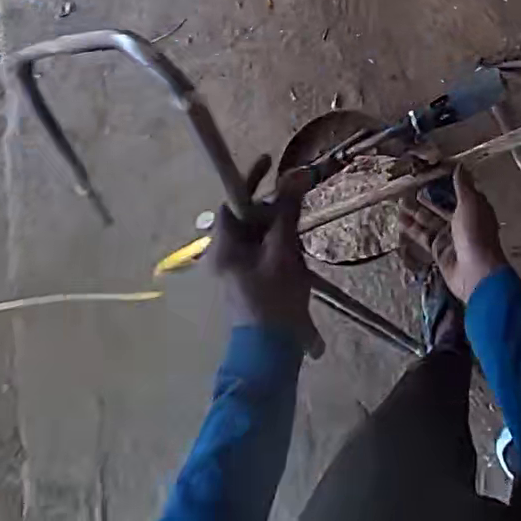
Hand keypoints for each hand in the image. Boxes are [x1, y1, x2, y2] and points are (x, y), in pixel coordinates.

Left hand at [210, 171, 317, 344]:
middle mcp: (222, 255)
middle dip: (273, 209)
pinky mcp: (247, 284)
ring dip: (279, 230)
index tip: (271, 162)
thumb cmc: (273, 302)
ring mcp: (233, 271)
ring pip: (257, 236)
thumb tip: (295, 176)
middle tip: (296, 203)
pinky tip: (297, 258)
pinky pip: (261, 253)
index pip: (232, 200)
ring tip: (299, 238)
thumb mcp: (282, 253)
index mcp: (223, 246)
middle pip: (247, 217)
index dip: (252, 180)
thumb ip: (287, 213)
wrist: (270, 358)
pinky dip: (278, 248)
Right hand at [401, 167, 506, 301]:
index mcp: (473, 208)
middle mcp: (461, 221)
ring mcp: (449, 236)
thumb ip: (462, 186)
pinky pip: (423, 235)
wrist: (476, 273)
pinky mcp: (438, 249)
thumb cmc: (475, 234)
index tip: (427, 171)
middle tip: (407, 187)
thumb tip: (459, 165)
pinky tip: (400, 221)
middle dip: (425, 197)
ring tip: (399, 202)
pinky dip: (412, 228)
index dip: (443, 182)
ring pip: (428, 220)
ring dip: (415, 211)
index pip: (457, 191)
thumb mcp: (470, 204)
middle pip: (440, 205)